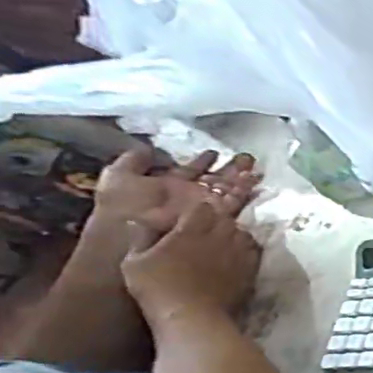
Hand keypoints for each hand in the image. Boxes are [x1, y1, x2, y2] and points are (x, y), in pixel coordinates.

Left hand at [94, 146, 259, 235]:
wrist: (134, 226)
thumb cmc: (123, 201)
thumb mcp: (119, 175)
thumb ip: (133, 161)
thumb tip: (148, 147)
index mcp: (171, 183)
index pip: (192, 170)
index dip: (203, 161)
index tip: (215, 152)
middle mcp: (192, 193)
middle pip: (216, 178)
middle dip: (231, 168)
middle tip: (247, 156)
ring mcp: (207, 203)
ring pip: (230, 187)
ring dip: (241, 176)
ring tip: (253, 163)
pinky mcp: (218, 213)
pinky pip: (236, 200)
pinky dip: (245, 189)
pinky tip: (253, 177)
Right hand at [121, 201, 261, 321]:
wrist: (193, 313)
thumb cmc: (156, 286)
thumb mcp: (135, 260)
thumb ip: (142, 237)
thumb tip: (141, 221)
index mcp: (191, 232)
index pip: (202, 208)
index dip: (195, 208)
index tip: (186, 213)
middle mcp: (220, 239)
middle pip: (225, 219)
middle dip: (215, 218)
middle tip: (202, 226)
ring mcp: (240, 254)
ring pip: (243, 233)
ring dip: (232, 232)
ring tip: (219, 238)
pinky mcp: (251, 268)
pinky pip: (254, 250)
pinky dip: (245, 246)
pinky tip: (234, 252)